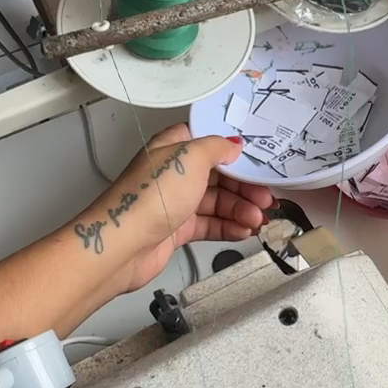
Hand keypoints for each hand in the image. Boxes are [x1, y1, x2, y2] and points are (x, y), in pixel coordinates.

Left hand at [67, 124, 275, 298]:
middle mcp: (174, 173)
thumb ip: (217, 147)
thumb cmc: (147, 198)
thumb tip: (233, 144)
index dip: (236, 154)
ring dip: (241, 210)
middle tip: (265, 199)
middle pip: (220, 176)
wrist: (123, 244)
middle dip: (245, 188)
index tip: (258, 165)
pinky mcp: (176, 229)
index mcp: (173, 147)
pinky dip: (229, 227)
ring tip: (257, 219)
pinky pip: (210, 224)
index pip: (212, 144)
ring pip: (218, 203)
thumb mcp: (190, 158)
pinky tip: (244, 230)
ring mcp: (175, 202)